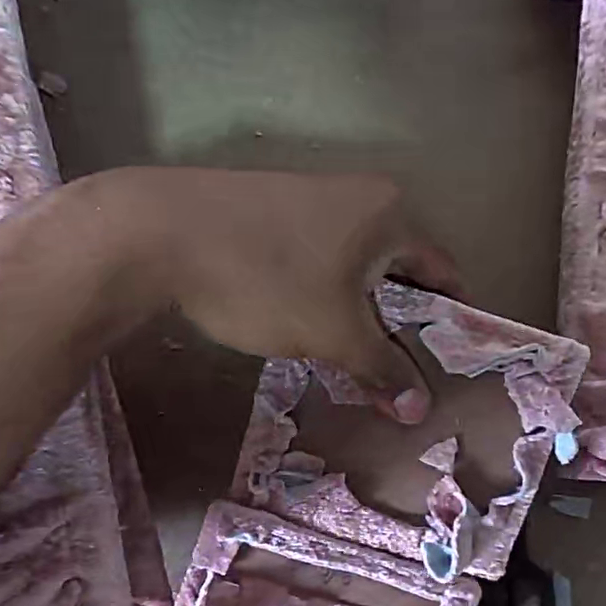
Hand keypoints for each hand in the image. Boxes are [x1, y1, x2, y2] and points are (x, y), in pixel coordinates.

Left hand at [75, 167, 460, 423]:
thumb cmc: (267, 280)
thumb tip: (420, 410)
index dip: (452, 320)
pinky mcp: (278, 206)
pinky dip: (332, 292)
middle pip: (404, 270)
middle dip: (405, 321)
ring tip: (357, 353)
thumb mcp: (336, 335)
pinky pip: (326, 256)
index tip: (450, 359)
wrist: (152, 233)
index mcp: (392, 215)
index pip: (445, 273)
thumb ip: (384, 370)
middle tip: (401, 367)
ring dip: (366, 310)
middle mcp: (363, 196)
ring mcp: (317, 196)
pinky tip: (312, 320)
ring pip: (361, 265)